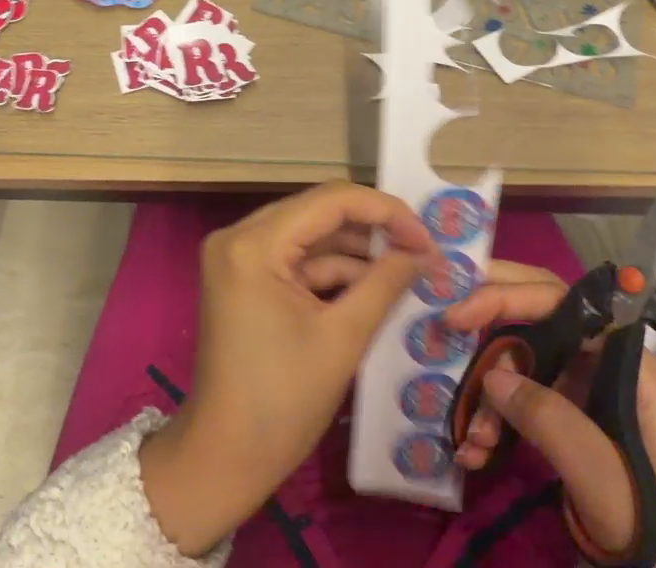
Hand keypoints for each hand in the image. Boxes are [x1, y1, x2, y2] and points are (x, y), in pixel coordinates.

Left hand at [138, 182, 438, 555]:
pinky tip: (376, 289)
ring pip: (310, 238)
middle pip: (318, 214)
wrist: (226, 454)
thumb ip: (386, 283)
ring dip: (357, 255)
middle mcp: (238, 237)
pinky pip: (296, 262)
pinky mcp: (243, 280)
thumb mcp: (343, 337)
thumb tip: (426, 251)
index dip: (386, 211)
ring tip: (411, 273)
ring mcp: (237, 258)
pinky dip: (333, 274)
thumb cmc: (283, 400)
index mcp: (253, 243)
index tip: (430, 239)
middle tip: (425, 253)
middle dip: (374, 231)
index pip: (329, 200)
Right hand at [446, 262, 655, 566]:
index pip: (560, 303)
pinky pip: (530, 407)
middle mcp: (613, 372)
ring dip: (488, 396)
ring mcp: (598, 402)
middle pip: (539, 328)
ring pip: (527, 370)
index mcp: (632, 368)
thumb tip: (492, 377)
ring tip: (468, 439)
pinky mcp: (584, 432)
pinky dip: (498, 423)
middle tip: (441, 336)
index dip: (503, 297)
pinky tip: (477, 453)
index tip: (454, 316)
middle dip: (488, 338)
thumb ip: (549, 420)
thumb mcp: (604, 480)